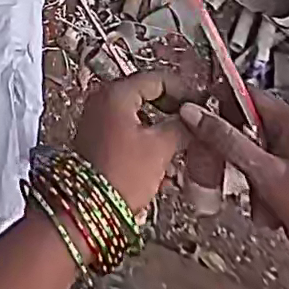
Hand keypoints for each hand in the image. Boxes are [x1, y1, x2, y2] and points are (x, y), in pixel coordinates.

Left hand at [70, 72, 189, 214]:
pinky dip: (146, 143)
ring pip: (138, 117)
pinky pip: (128, 133)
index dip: (183, 92)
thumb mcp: (159, 148)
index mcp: (116, 93)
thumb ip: (180, 128)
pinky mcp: (97, 141)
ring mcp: (97, 120)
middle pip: (147, 96)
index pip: (157, 79)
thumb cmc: (120, 175)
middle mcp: (102, 100)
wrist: (88, 209)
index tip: (200, 106)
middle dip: (172, 114)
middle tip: (193, 128)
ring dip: (161, 131)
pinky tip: (163, 164)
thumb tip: (194, 119)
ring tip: (181, 150)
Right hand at [180, 86, 288, 275]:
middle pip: (248, 128)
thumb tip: (192, 112)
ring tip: (259, 205)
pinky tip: (271, 217)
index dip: (218, 103)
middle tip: (222, 172)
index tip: (196, 119)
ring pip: (257, 158)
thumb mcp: (268, 176)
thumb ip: (228, 142)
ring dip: (249, 181)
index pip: (246, 94)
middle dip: (233, 153)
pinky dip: (265, 196)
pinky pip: (272, 181)